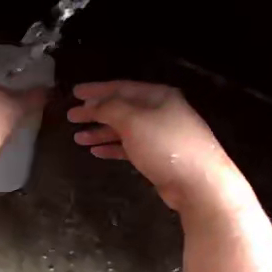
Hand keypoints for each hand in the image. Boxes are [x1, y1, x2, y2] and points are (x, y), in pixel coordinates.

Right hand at [66, 81, 239, 212]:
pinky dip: (112, 147)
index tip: (75, 93)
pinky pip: (130, 147)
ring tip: (78, 138)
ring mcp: (160, 135)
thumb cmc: (165, 145)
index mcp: (157, 96)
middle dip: (95, 112)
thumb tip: (92, 104)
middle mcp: (160, 112)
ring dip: (100, 132)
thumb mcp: (133, 121)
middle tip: (72, 116)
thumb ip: (109, 109)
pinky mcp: (158, 156)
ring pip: (123, 129)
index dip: (96, 90)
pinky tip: (97, 151)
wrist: (199, 183)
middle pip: (121, 108)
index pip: (121, 88)